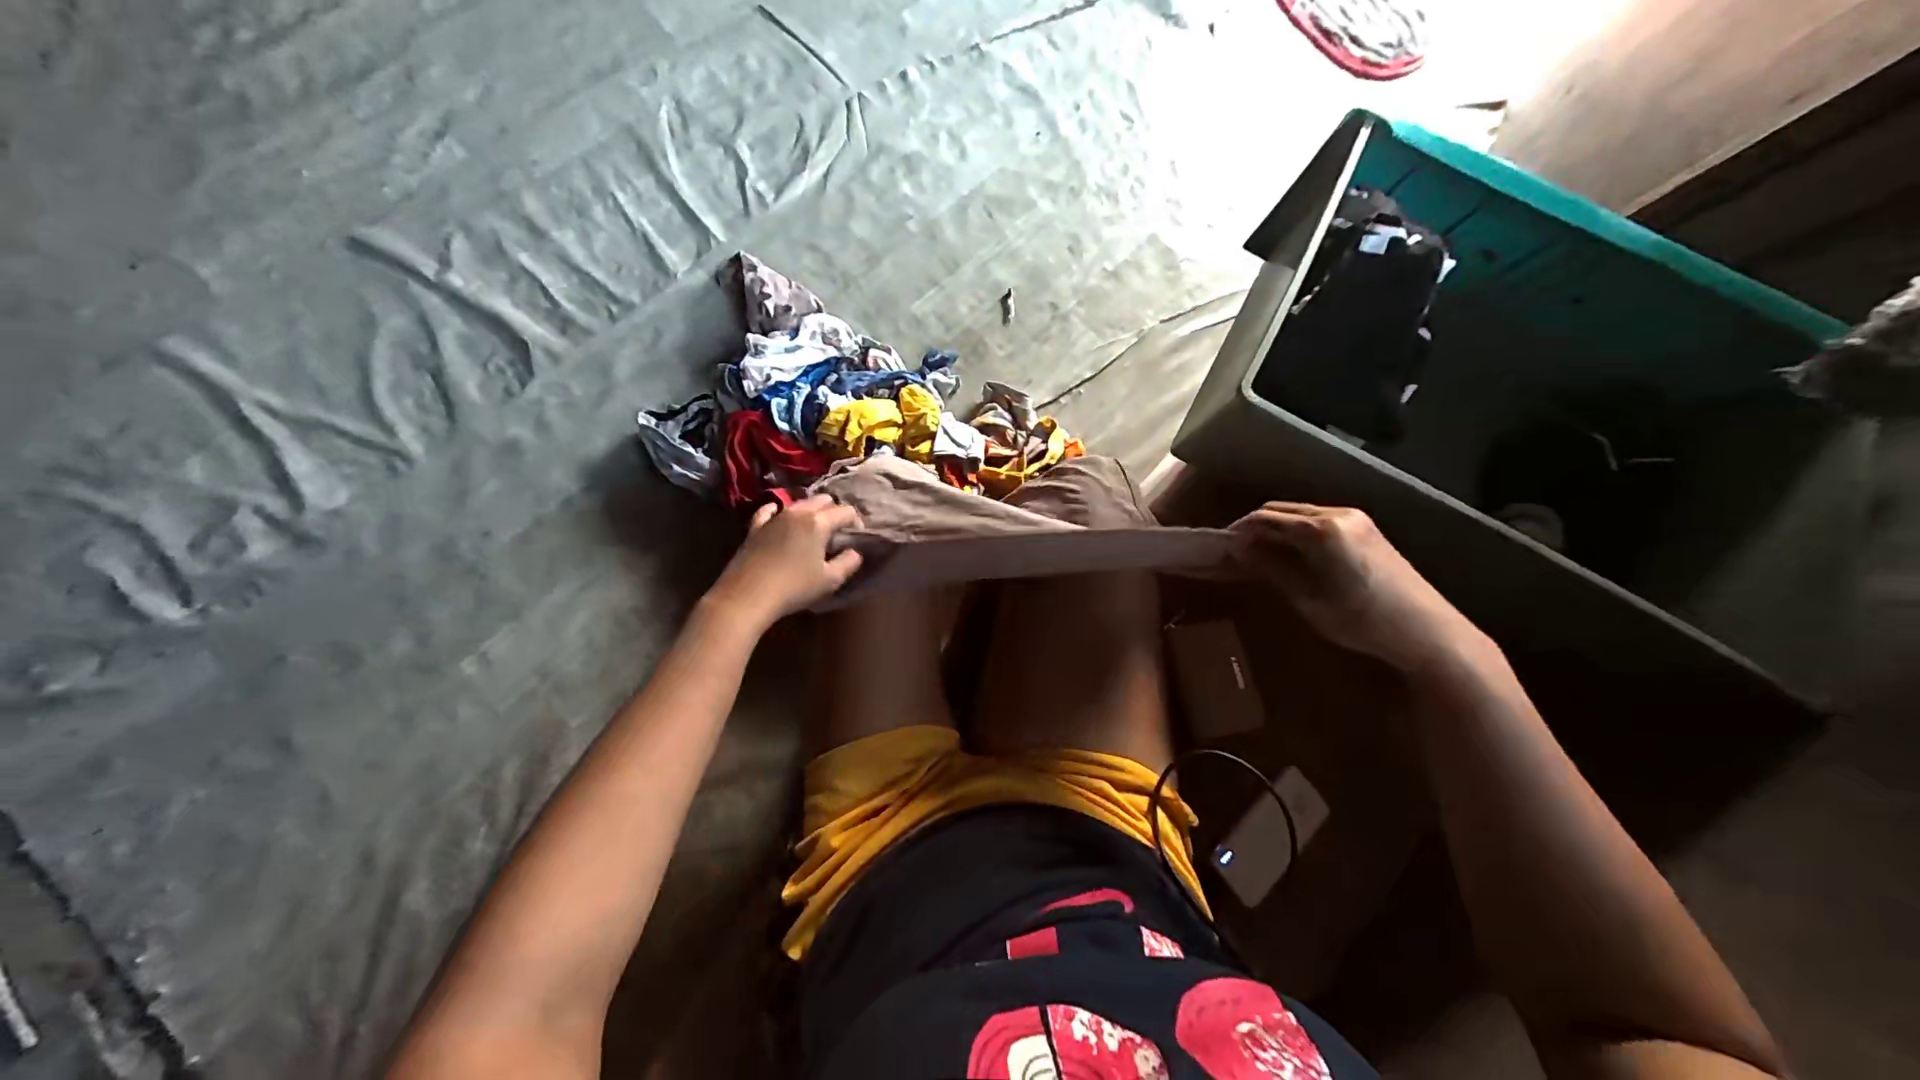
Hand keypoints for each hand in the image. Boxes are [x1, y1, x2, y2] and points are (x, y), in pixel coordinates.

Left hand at [704, 495, 863, 627]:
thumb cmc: (794, 587)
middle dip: (834, 511)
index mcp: (819, 522)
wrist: (748, 595)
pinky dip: (778, 511)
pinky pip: (769, 511)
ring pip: (798, 503)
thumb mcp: (830, 580)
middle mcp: (797, 512)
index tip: (857, 536)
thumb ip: (848, 562)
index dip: (856, 522)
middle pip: (822, 500)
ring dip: (810, 511)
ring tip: (813, 528)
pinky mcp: (755, 527)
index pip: (845, 511)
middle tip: (837, 531)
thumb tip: (855, 552)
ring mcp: (774, 518)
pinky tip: (778, 514)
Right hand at [1229, 502, 1485, 672]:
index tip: (1221, 549)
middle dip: (1256, 528)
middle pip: (1282, 510)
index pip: (1264, 519)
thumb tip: (1238, 549)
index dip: (1239, 532)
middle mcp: (1337, 513)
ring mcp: (1356, 519)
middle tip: (1237, 553)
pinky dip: (1299, 532)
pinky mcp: (1367, 530)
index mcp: (1320, 528)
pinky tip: (1293, 555)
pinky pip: (1320, 521)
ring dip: (1278, 529)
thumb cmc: (1360, 619)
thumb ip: (1271, 567)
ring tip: (1261, 556)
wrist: (1426, 631)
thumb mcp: (1307, 597)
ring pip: (1301, 513)